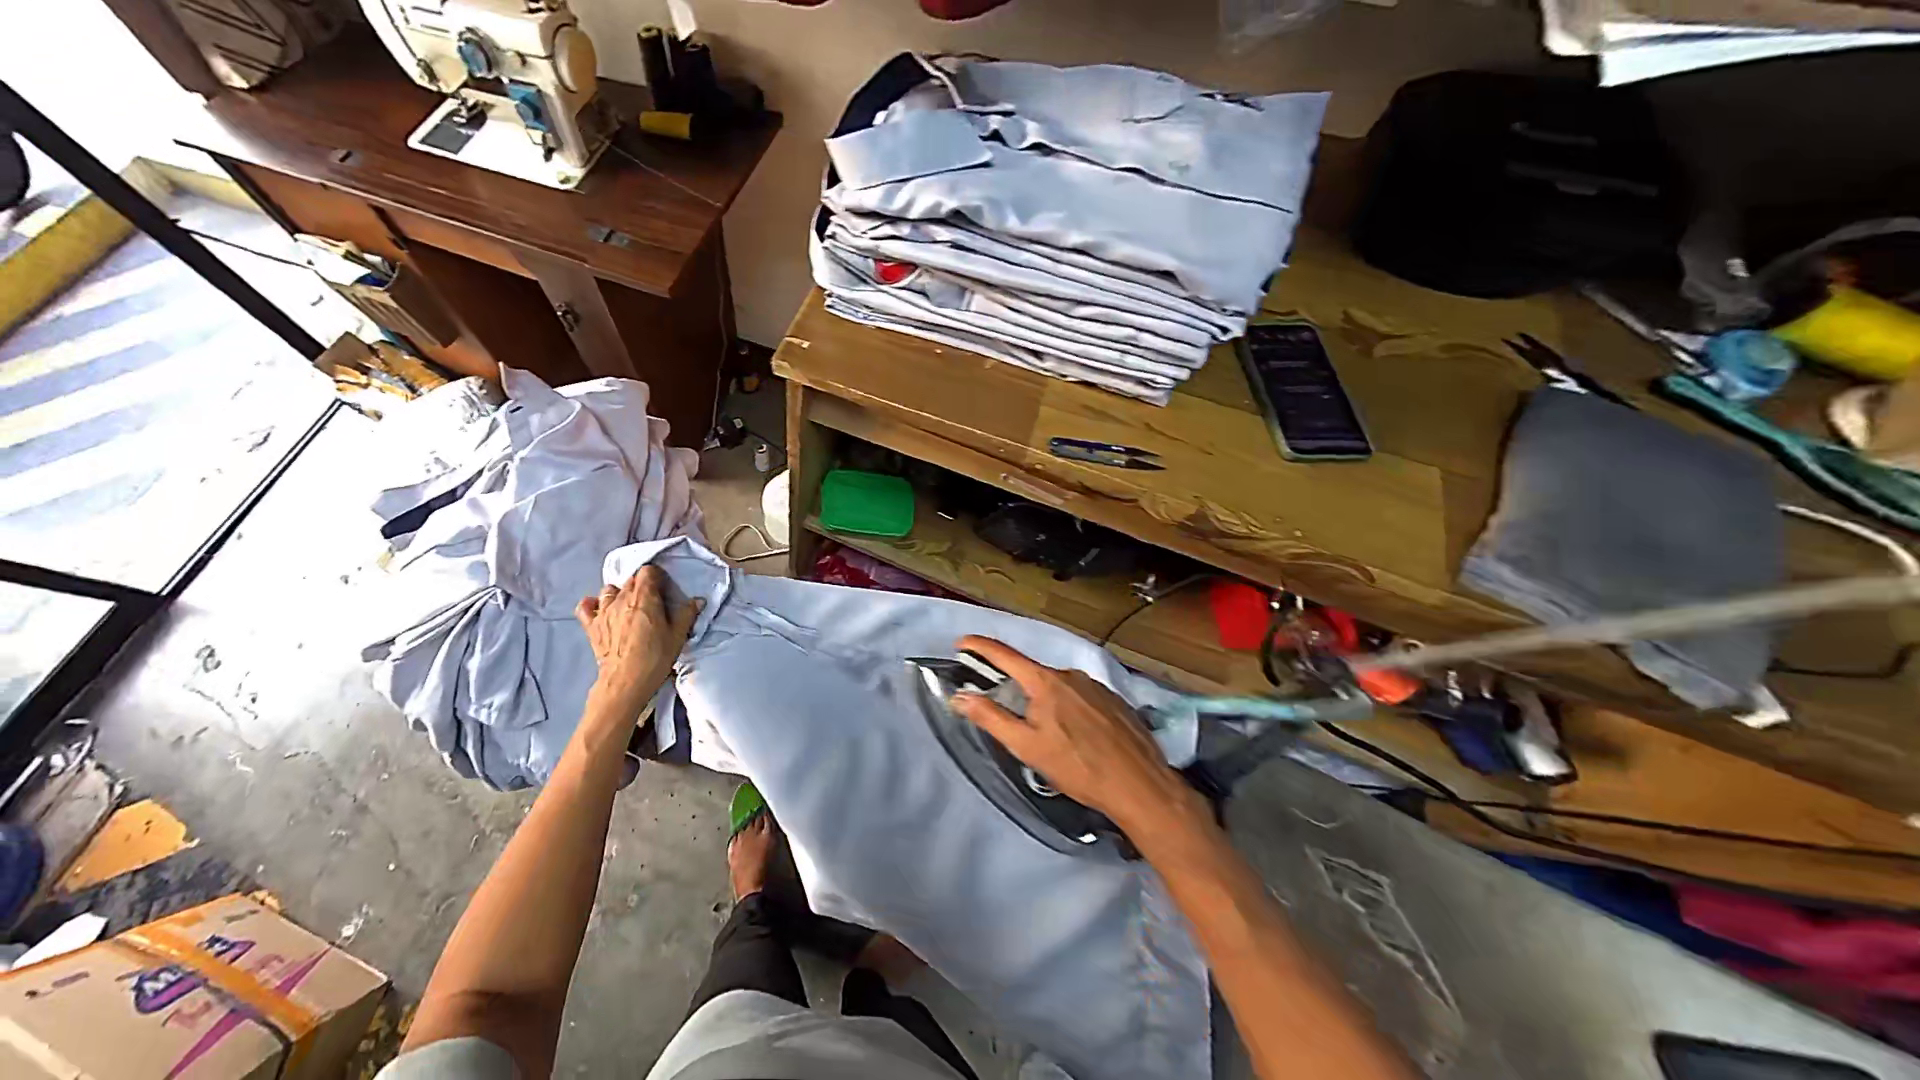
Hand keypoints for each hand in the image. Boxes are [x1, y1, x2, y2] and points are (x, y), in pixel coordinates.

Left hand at [575, 566, 702, 725]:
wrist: (626, 681)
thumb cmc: (655, 657)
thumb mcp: (678, 635)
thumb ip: (687, 613)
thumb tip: (698, 600)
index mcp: (645, 597)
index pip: (648, 571)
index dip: (657, 576)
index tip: (664, 587)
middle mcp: (622, 599)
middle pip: (630, 580)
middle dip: (641, 585)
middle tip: (652, 599)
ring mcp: (603, 611)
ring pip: (609, 590)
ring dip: (619, 593)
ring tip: (628, 605)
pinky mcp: (591, 625)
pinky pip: (585, 606)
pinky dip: (592, 604)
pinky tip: (600, 609)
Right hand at [948, 636, 1195, 832]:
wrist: (1139, 784)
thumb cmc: (1077, 767)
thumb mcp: (1027, 746)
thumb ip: (991, 718)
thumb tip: (960, 696)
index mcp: (1045, 682)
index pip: (1004, 655)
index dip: (980, 646)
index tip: (962, 643)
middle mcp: (1071, 675)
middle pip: (1032, 674)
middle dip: (1016, 687)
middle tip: (1007, 712)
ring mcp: (1096, 686)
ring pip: (1059, 687)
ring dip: (1046, 702)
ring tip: (1047, 735)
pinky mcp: (1113, 700)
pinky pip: (1081, 697)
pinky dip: (1069, 709)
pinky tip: (1076, 736)